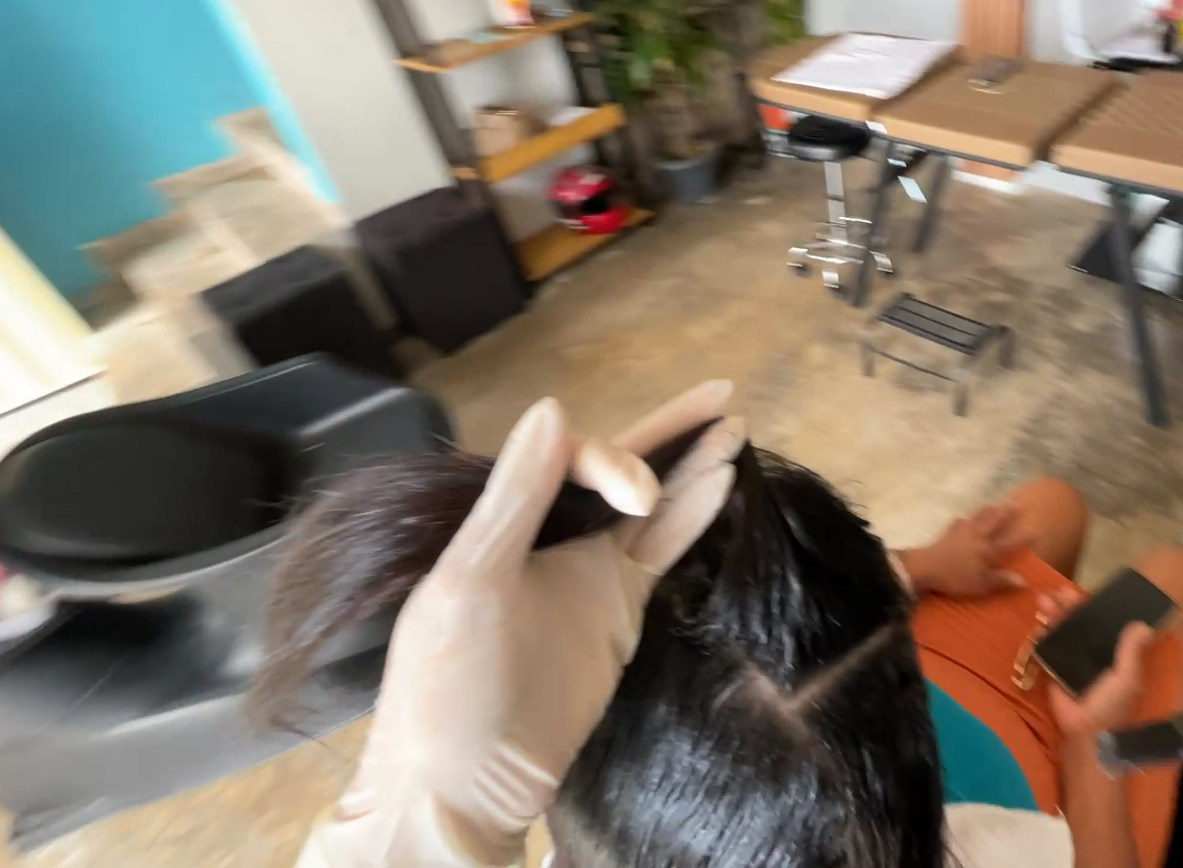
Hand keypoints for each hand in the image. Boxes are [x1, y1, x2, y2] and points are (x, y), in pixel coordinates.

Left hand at [300, 382, 745, 867]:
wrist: (465, 788)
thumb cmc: (448, 686)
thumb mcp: (468, 583)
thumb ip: (514, 497)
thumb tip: (553, 406)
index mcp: (511, 515)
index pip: (575, 458)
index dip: (612, 462)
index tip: (636, 495)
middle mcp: (556, 531)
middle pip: (623, 465)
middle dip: (671, 429)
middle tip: (720, 393)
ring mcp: (593, 567)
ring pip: (655, 502)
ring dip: (692, 465)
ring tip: (734, 430)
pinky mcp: (621, 604)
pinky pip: (665, 547)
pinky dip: (693, 514)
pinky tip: (722, 482)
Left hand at [899, 504, 1029, 597]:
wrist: (927, 566)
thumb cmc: (956, 577)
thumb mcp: (981, 584)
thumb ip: (1001, 581)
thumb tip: (1023, 580)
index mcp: (987, 551)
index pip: (1009, 543)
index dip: (1023, 537)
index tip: (1036, 529)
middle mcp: (977, 537)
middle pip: (994, 522)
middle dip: (1006, 513)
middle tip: (1016, 503)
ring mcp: (961, 532)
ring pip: (978, 517)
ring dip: (987, 510)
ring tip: (994, 504)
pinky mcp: (948, 532)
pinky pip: (959, 523)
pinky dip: (964, 520)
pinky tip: (963, 519)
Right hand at [1040, 587, 1156, 739]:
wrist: (1085, 732)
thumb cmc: (1110, 705)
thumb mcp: (1126, 678)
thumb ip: (1131, 652)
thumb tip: (1144, 624)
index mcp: (1112, 656)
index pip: (1102, 625)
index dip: (1093, 608)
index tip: (1085, 592)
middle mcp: (1091, 655)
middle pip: (1078, 624)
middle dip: (1068, 607)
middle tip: (1059, 592)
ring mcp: (1071, 661)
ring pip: (1060, 632)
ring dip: (1052, 616)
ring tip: (1042, 601)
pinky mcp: (1053, 669)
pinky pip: (1046, 648)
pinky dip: (1040, 635)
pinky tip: (1036, 624)